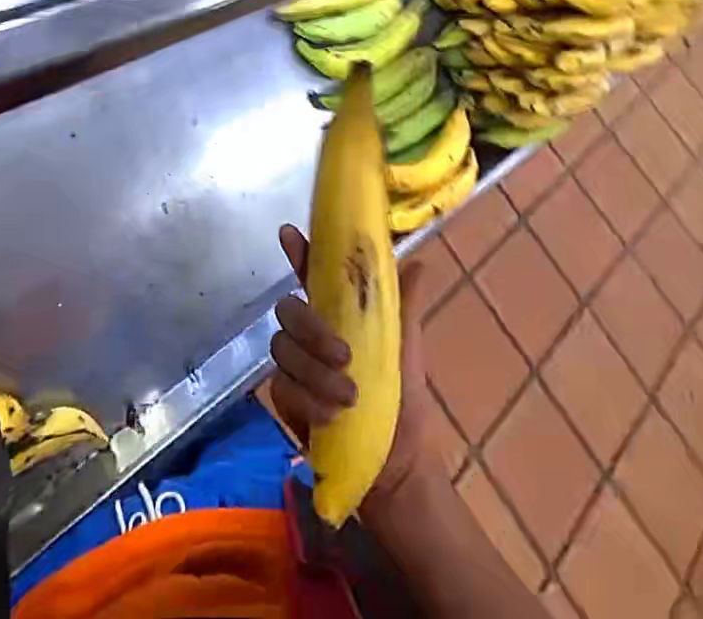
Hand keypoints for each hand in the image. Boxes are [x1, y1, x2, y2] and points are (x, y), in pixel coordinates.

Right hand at [269, 223, 433, 505]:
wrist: (395, 467)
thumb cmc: (404, 404)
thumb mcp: (407, 353)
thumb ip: (403, 309)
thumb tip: (419, 263)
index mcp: (337, 315)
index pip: (310, 275)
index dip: (298, 254)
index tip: (290, 234)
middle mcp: (309, 333)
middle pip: (288, 310)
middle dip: (312, 330)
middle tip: (344, 356)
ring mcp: (293, 363)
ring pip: (283, 349)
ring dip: (316, 373)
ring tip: (350, 398)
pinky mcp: (284, 394)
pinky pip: (284, 385)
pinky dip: (308, 399)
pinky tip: (330, 415)